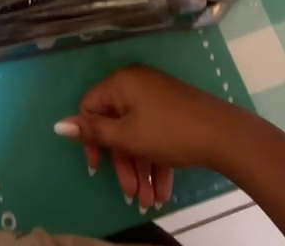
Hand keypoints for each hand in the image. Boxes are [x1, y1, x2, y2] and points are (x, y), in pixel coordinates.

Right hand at [55, 65, 251, 211]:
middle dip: (123, 164)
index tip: (95, 167)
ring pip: (138, 135)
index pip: (91, 106)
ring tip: (149, 201)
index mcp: (120, 83)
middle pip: (117, 125)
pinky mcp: (174, 112)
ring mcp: (157, 98)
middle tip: (129, 193)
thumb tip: (59, 125)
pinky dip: (156, 161)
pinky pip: (155, 135)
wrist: (224, 136)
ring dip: (140, 169)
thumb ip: (94, 132)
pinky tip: (163, 191)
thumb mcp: (128, 136)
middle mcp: (136, 85)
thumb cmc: (169, 132)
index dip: (90, 138)